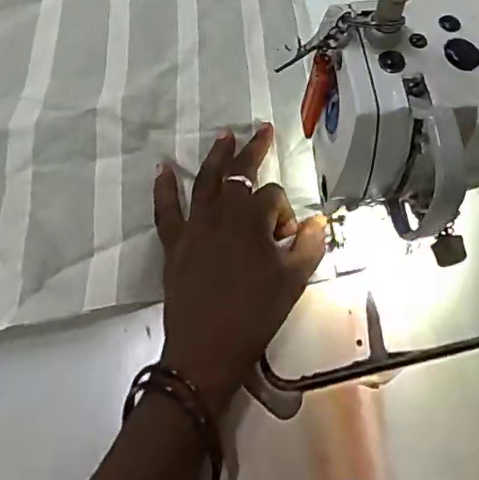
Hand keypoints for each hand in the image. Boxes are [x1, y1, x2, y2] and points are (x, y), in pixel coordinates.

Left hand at [153, 124, 327, 411]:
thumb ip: (309, 246)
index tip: (288, 242)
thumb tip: (316, 222)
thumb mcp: (293, 282)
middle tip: (261, 129)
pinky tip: (162, 168)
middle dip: (253, 149)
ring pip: (206, 180)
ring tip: (224, 135)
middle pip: (239, 172)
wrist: (206, 350)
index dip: (286, 215)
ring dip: (216, 155)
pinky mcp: (174, 241)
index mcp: (252, 218)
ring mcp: (194, 224)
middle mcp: (222, 211)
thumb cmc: (254, 315)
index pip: (274, 197)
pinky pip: (166, 208)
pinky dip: (164, 188)